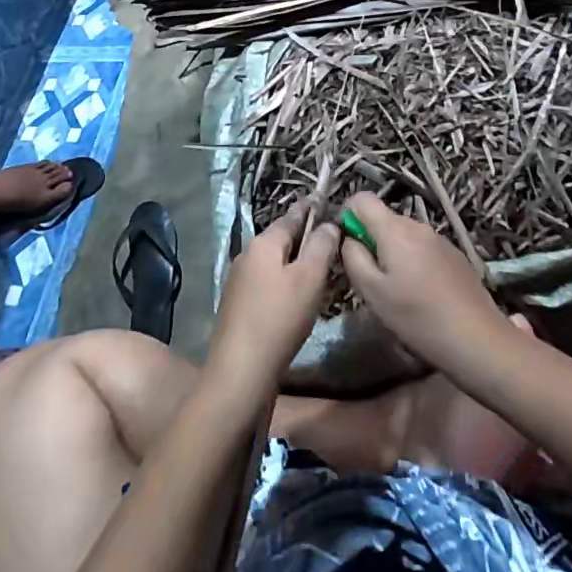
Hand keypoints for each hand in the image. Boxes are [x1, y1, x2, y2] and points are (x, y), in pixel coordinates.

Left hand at [208, 200, 340, 391]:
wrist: (240, 370)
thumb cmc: (279, 318)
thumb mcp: (309, 279)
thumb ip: (321, 247)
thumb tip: (328, 224)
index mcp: (262, 243)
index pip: (291, 217)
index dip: (310, 209)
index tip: (325, 201)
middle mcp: (246, 256)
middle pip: (281, 240)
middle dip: (304, 239)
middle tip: (332, 242)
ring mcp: (238, 282)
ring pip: (274, 264)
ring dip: (295, 264)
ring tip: (321, 271)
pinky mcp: (238, 306)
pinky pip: (267, 284)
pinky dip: (285, 284)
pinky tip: (298, 300)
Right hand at [339, 192, 515, 373]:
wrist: (478, 339)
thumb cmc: (417, 317)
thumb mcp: (372, 292)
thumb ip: (352, 257)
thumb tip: (349, 239)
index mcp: (395, 230)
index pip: (361, 198)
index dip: (348, 216)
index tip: (349, 246)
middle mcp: (418, 226)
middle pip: (383, 218)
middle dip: (370, 239)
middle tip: (371, 277)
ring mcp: (440, 239)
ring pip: (403, 234)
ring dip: (392, 252)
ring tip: (397, 289)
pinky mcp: (455, 255)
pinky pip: (422, 247)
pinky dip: (413, 261)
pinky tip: (422, 293)